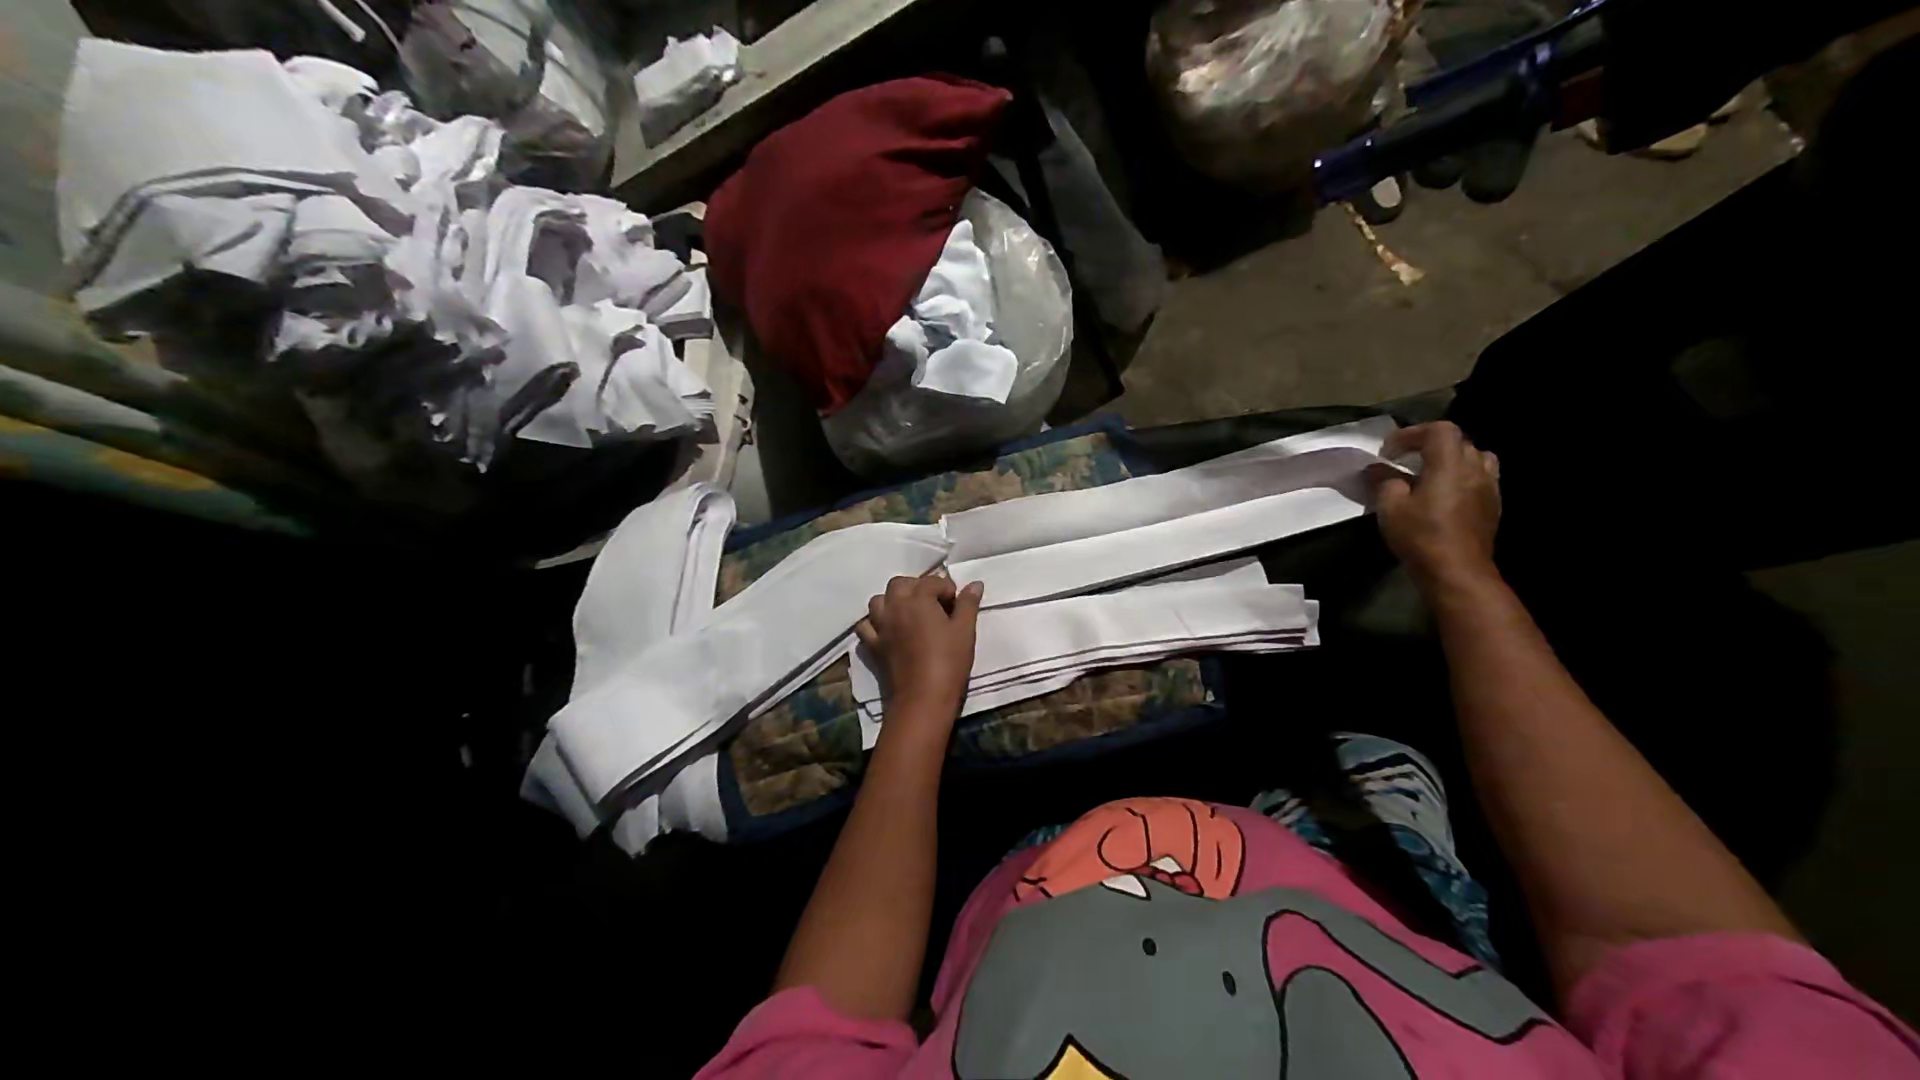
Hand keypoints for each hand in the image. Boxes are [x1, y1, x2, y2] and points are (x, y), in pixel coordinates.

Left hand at [855, 574, 983, 719]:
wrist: (923, 698)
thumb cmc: (949, 662)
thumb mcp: (965, 631)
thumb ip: (968, 604)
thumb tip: (975, 584)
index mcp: (918, 599)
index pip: (932, 582)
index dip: (947, 589)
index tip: (957, 603)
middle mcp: (895, 607)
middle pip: (900, 584)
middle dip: (916, 587)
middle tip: (933, 603)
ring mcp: (880, 626)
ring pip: (879, 600)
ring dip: (892, 601)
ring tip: (909, 612)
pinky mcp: (873, 645)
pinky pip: (865, 626)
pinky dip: (874, 623)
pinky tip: (886, 629)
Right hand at [1369, 421, 1501, 586]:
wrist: (1457, 571)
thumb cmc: (1421, 535)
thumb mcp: (1390, 507)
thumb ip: (1384, 481)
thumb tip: (1377, 468)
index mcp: (1450, 464)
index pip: (1438, 430)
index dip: (1411, 434)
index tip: (1389, 452)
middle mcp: (1475, 468)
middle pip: (1457, 441)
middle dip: (1429, 445)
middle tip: (1405, 460)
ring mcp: (1489, 487)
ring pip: (1475, 457)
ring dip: (1451, 459)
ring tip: (1430, 473)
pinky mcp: (1493, 505)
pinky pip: (1481, 478)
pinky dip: (1462, 476)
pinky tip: (1445, 494)